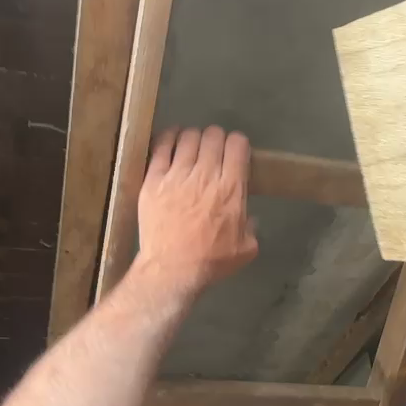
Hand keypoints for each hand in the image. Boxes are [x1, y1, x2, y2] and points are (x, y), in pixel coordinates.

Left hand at [134, 126, 258, 294]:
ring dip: (193, 137)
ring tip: (191, 145)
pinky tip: (170, 140)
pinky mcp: (154, 179)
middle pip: (213, 136)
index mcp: (231, 188)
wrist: (172, 269)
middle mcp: (206, 174)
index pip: (238, 145)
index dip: (237, 144)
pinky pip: (161, 146)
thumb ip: (251, 228)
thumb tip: (250, 218)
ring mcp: (177, 175)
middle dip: (216, 138)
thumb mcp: (246, 248)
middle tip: (212, 148)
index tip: (234, 151)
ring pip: (188, 137)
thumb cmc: (211, 261)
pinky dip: (168, 138)